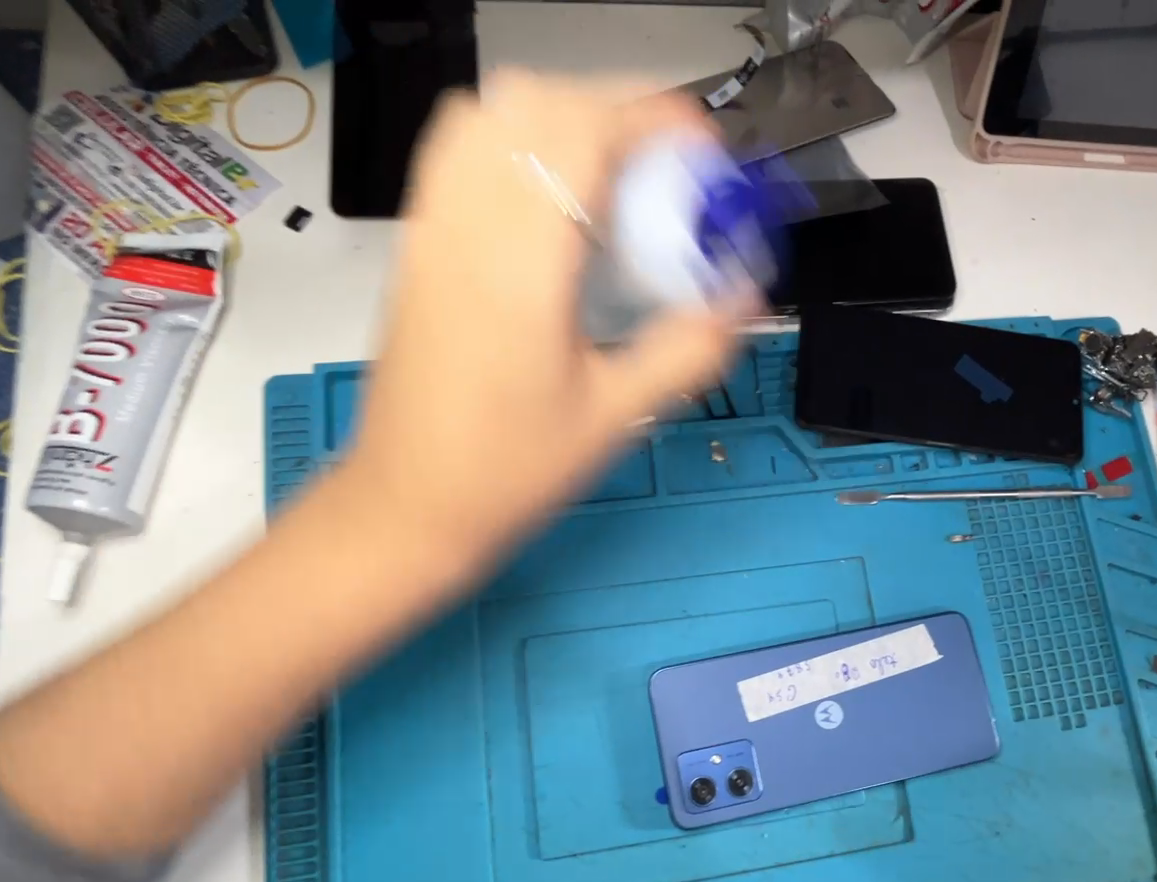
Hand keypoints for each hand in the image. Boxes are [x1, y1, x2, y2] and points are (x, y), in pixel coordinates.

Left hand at [343, 73, 739, 581]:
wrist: (410, 504)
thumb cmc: (511, 471)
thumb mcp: (618, 416)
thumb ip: (690, 348)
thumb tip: (746, 295)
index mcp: (524, 266)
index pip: (587, 132)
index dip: (657, 121)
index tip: (704, 155)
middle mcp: (469, 226)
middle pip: (541, 102)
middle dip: (619, 113)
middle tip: (665, 174)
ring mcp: (432, 228)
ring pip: (492, 112)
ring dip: (565, 119)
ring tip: (611, 178)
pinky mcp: (417, 244)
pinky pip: (459, 148)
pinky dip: (514, 140)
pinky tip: (549, 200)